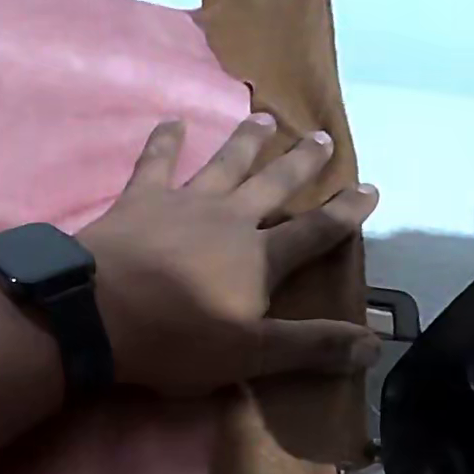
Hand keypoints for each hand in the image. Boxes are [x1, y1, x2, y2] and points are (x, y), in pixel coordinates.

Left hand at [76, 115, 381, 396]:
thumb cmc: (178, 339)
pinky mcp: (141, 200)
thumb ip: (311, 347)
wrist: (99, 315)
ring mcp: (184, 203)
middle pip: (274, 185)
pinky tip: (172, 121)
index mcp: (260, 258)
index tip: (370, 188)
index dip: (345, 213)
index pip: (315, 232)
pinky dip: (165, 140)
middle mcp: (230, 219)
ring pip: (225, 163)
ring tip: (266, 118)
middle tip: (323, 137)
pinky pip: (157, 161)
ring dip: (247, 141)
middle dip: (302, 164)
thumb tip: (374, 347)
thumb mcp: (252, 355)